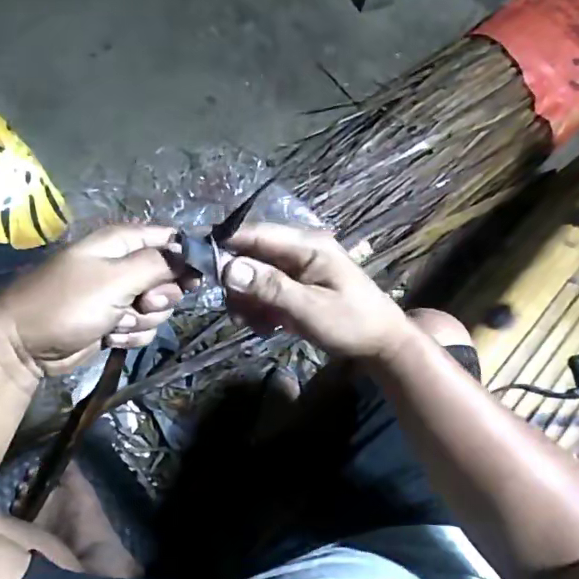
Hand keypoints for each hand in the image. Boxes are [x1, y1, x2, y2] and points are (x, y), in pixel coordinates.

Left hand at [0, 225, 185, 381]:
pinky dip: (130, 335)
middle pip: (169, 277)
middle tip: (142, 303)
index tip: (194, 279)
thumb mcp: (116, 279)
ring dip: (142, 320)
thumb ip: (158, 265)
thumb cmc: (67, 304)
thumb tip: (193, 254)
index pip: (171, 239)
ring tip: (115, 323)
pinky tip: (109, 337)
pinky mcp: (114, 321)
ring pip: (159, 307)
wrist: (23, 347)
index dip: (187, 258)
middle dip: (160, 297)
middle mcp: (123, 264)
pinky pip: (143, 327)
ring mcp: (119, 295)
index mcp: (121, 242)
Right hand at [219, 223, 414, 360]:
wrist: (383, 345)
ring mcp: (299, 268)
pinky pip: (266, 290)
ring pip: (254, 275)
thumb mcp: (310, 308)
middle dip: (237, 283)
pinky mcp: (297, 286)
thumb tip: (228, 268)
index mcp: (307, 245)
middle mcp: (300, 250)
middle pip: (251, 255)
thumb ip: (270, 288)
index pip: (255, 233)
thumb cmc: (352, 323)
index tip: (195, 262)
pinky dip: (259, 307)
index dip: (223, 243)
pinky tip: (265, 326)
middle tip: (237, 313)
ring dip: (247, 300)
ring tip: (254, 325)